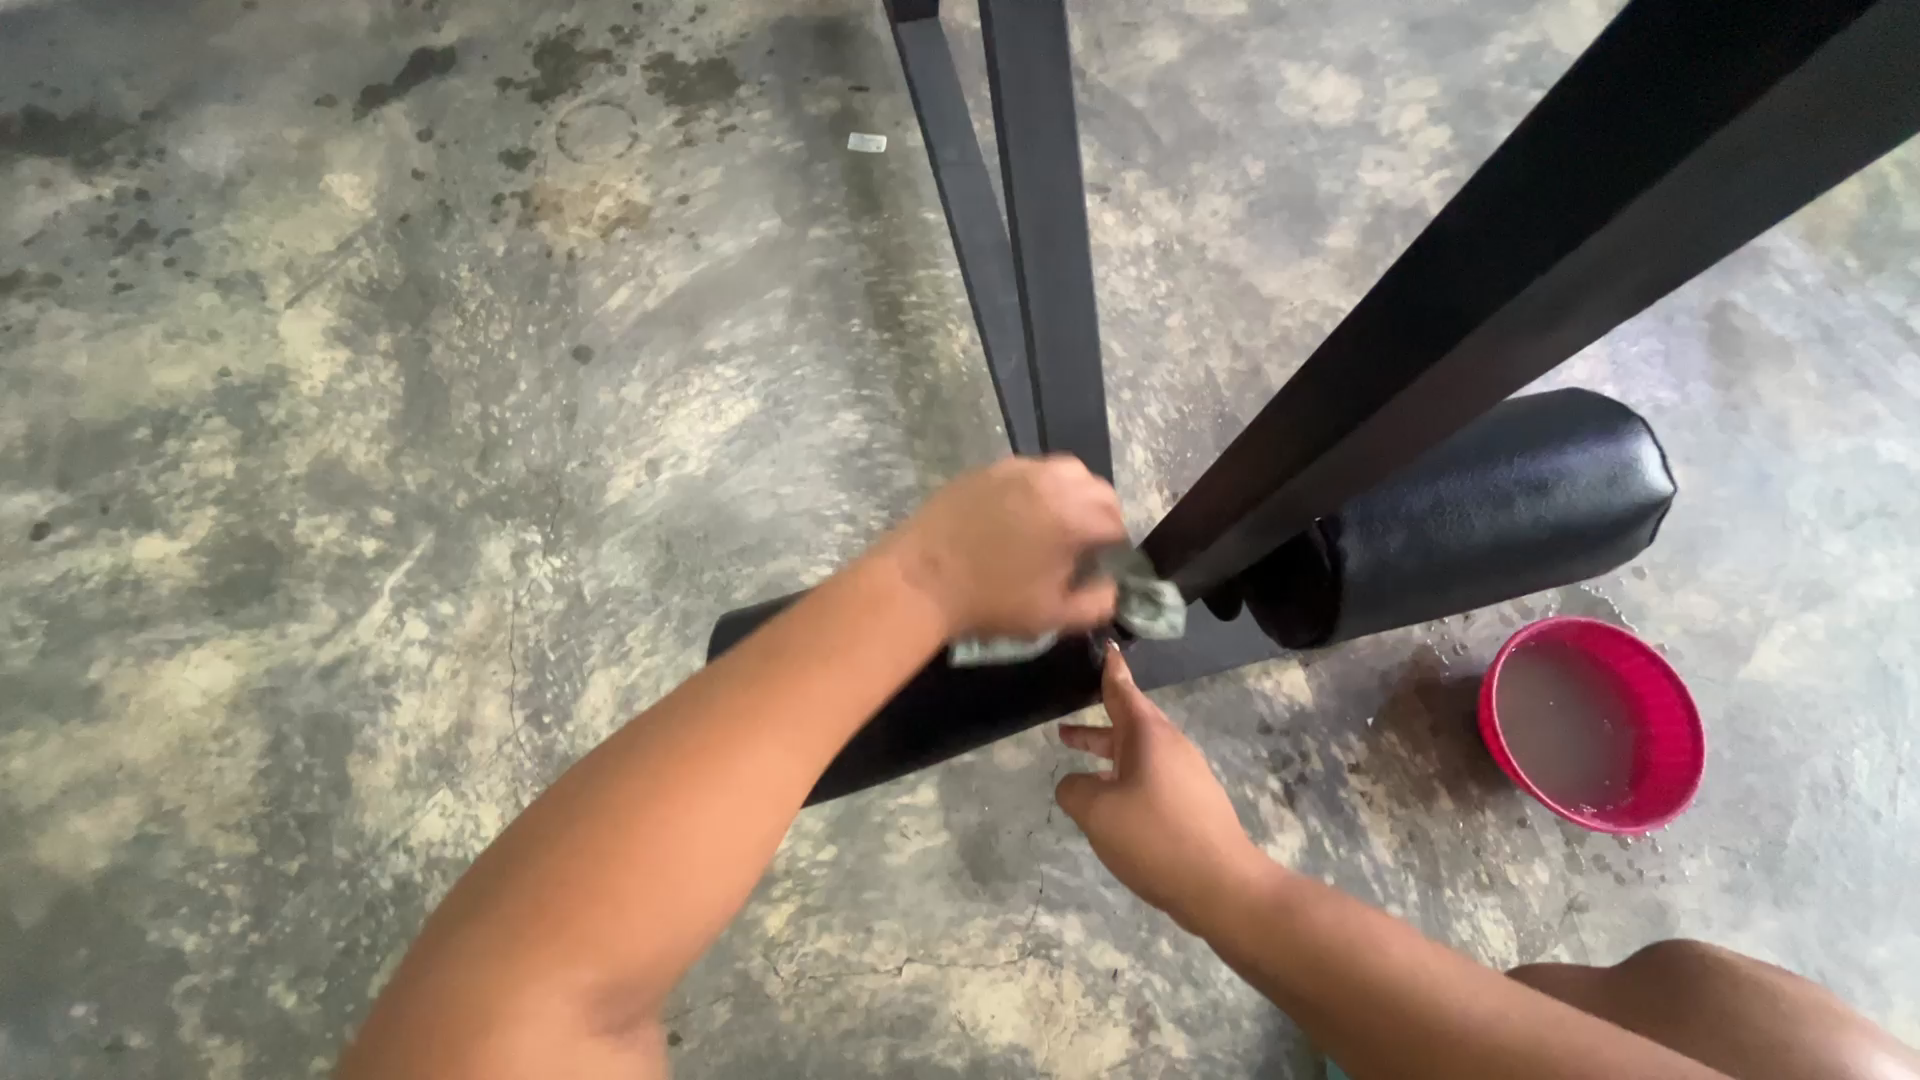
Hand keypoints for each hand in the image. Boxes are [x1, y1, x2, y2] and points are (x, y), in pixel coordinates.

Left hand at [884, 455, 1127, 637]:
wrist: (921, 579)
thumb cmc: (990, 602)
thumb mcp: (1052, 616)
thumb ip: (1098, 603)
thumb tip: (1114, 587)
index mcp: (1074, 518)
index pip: (1117, 523)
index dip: (1116, 547)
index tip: (1101, 564)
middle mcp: (1053, 483)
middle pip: (1099, 490)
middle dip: (1101, 515)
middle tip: (1083, 544)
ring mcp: (1019, 469)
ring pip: (1066, 470)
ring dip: (1073, 493)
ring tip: (1056, 522)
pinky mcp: (990, 468)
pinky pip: (1030, 469)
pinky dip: (1038, 486)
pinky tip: (1020, 512)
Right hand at [1056, 645, 1266, 933]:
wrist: (1222, 886)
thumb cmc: (1155, 836)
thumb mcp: (1097, 812)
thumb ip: (1073, 790)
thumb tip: (1073, 785)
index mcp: (1148, 735)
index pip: (1122, 690)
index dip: (1110, 670)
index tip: (1107, 648)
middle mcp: (1170, 747)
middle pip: (1129, 726)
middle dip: (1096, 728)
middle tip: (1064, 729)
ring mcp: (1186, 776)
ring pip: (1139, 757)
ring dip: (1108, 760)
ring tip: (1080, 773)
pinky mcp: (1194, 805)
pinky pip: (1152, 781)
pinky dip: (1126, 782)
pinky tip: (1113, 809)